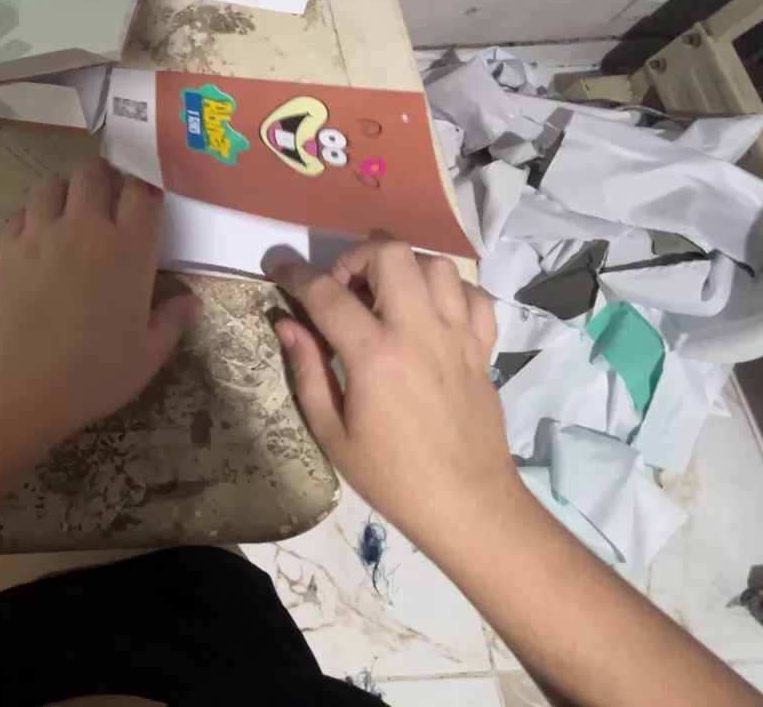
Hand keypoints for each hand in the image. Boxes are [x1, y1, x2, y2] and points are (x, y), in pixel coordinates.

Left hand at [0, 158, 203, 442]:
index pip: (142, 192)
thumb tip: (192, 302)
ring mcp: (41, 233)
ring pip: (51, 183)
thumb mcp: (144, 358)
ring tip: (67, 214)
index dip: (145, 187)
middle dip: (102, 178)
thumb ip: (170, 323)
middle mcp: (85, 228)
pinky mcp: (6, 245)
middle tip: (105, 199)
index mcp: (128, 250)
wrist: (15, 386)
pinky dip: (31, 217)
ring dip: (63, 191)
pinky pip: (21, 212)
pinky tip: (35, 240)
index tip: (144, 199)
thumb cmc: (90, 375)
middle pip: (93, 173)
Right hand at [268, 241, 521, 549]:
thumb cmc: (391, 476)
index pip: (327, 293)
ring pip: (436, 265)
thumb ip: (307, 369)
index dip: (296, 276)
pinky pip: (473, 297)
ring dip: (402, 269)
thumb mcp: (331, 431)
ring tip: (383, 296)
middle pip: (392, 254)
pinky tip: (427, 313)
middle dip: (356, 256)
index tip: (280, 272)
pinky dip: (448, 292)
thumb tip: (286, 323)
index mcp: (374, 356)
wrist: (470, 508)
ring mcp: (457, 338)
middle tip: (342, 287)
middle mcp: (419, 333)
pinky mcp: (482, 350)